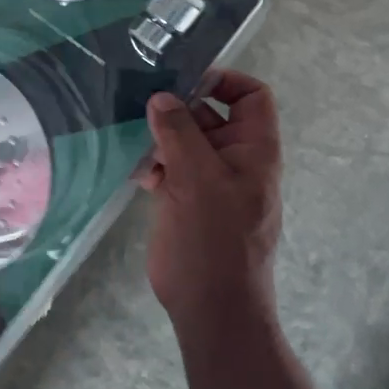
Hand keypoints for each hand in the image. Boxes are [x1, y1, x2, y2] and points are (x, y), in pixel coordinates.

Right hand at [141, 71, 282, 326]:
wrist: (210, 307)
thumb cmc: (213, 239)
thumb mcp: (196, 178)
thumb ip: (179, 132)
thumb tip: (161, 98)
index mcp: (253, 151)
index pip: (251, 97)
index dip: (224, 81)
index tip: (184, 83)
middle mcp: (234, 161)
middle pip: (209, 116)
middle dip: (178, 110)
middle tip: (141, 105)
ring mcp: (209, 182)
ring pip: (184, 142)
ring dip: (159, 138)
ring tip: (135, 143)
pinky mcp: (186, 201)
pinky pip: (170, 168)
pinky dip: (153, 165)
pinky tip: (136, 174)